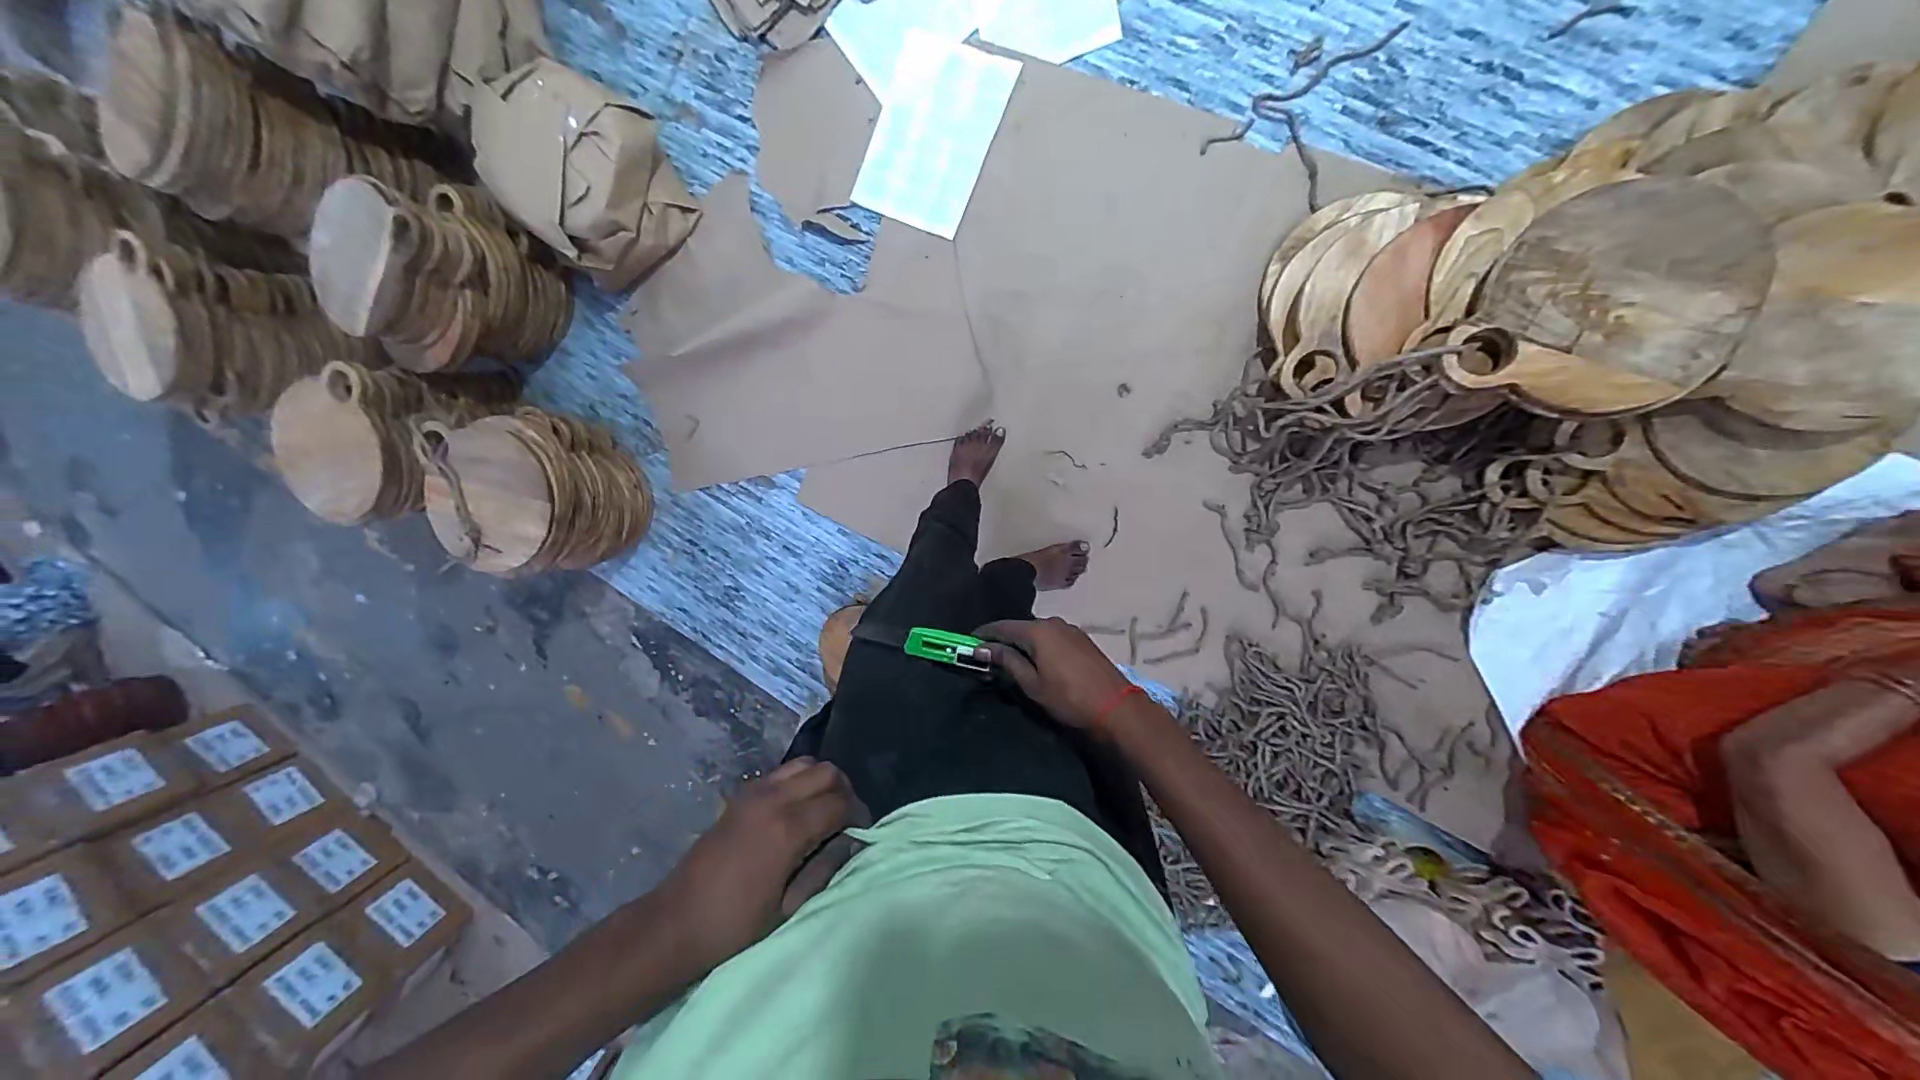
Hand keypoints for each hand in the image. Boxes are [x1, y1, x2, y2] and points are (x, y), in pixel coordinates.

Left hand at [659, 758, 867, 971]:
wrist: (675, 923)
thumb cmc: (735, 925)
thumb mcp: (789, 906)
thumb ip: (825, 866)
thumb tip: (850, 841)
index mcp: (787, 829)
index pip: (841, 802)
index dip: (859, 815)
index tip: (862, 834)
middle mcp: (773, 800)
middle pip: (827, 771)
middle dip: (845, 791)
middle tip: (847, 820)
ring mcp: (754, 793)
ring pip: (805, 764)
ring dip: (822, 782)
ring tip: (824, 811)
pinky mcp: (740, 796)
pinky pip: (782, 772)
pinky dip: (799, 781)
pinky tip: (798, 810)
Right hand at [974, 617, 1140, 734]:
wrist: (1117, 707)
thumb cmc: (1069, 698)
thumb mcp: (1032, 684)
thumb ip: (1007, 661)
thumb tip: (983, 648)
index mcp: (1038, 630)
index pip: (1001, 627)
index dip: (983, 635)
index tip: (968, 644)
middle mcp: (1053, 622)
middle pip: (1020, 628)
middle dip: (1002, 640)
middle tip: (987, 657)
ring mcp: (1070, 629)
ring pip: (1037, 633)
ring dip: (1022, 644)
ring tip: (1010, 662)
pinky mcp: (1082, 640)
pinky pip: (1052, 638)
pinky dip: (1039, 646)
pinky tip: (1036, 662)